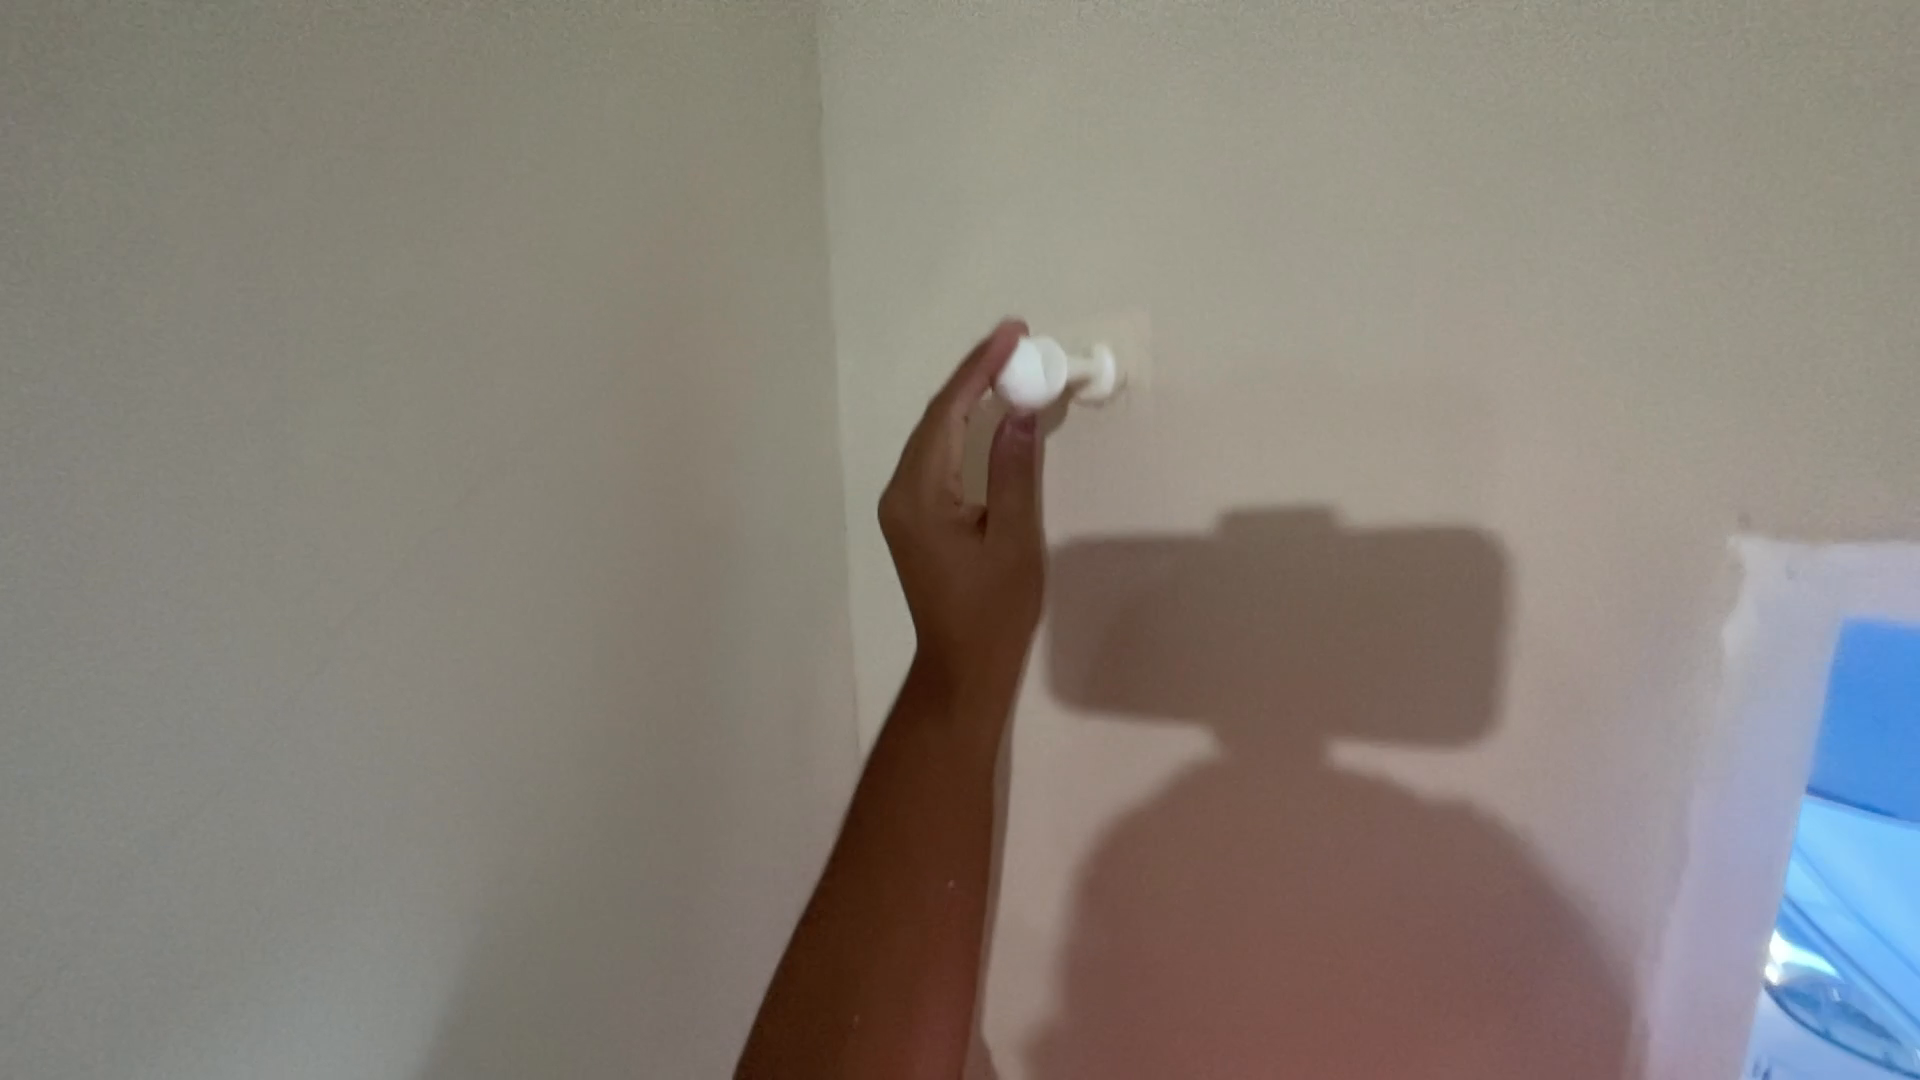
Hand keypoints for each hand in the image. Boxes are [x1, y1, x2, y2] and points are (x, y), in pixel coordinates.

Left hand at [879, 319, 1046, 711]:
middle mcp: (900, 493)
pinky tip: (985, 416)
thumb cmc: (993, 612)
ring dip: (966, 399)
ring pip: (933, 436)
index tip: (1013, 334)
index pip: (946, 414)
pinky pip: (935, 458)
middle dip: (972, 376)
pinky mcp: (913, 518)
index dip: (979, 369)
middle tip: (1015, 342)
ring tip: (1006, 366)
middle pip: (934, 419)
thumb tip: (1018, 411)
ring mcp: (902, 506)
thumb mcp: (1014, 540)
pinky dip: (960, 430)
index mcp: (920, 495)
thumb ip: (1014, 471)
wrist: (962, 665)